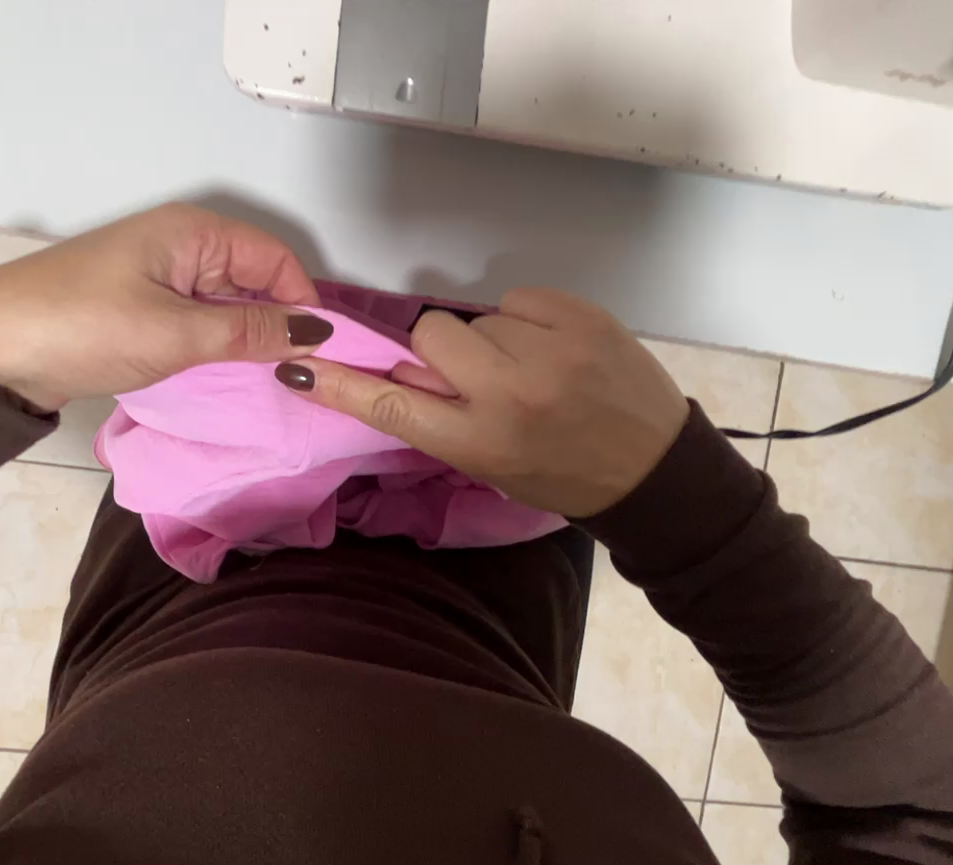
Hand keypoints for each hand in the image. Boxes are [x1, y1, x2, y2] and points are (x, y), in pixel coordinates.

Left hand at [0, 203, 331, 411]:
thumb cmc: (83, 327)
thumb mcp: (177, 333)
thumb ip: (251, 332)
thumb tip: (316, 332)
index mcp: (194, 233)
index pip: (275, 260)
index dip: (304, 302)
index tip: (321, 354)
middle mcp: (184, 248)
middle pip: (257, 281)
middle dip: (283, 324)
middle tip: (304, 376)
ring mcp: (165, 281)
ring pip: (232, 306)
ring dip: (254, 340)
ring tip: (276, 382)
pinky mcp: (149, 312)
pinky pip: (205, 324)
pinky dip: (224, 348)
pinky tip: (236, 378)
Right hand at [274, 288, 690, 517]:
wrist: (650, 470)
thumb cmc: (561, 477)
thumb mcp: (490, 465)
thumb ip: (442, 418)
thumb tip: (406, 371)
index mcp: (479, 443)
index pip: (391, 406)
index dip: (342, 385)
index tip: (301, 366)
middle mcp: (508, 395)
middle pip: (430, 335)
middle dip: (443, 353)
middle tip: (478, 377)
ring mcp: (549, 351)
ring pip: (478, 318)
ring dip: (492, 341)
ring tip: (533, 371)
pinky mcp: (583, 318)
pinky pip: (520, 300)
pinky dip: (527, 322)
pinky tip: (554, 350)